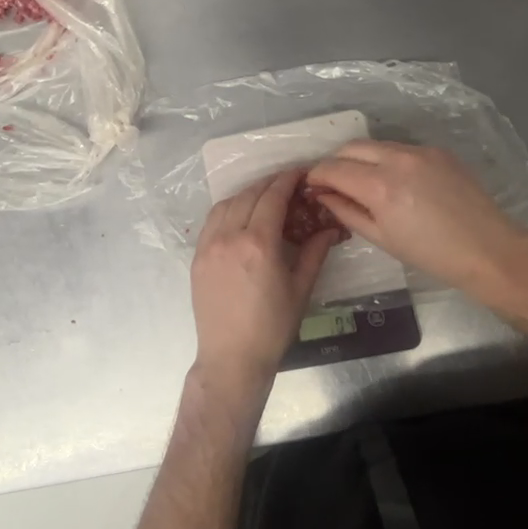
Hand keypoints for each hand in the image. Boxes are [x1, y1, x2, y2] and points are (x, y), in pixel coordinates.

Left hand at [189, 170, 335, 398]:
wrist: (232, 357)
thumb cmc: (272, 327)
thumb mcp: (300, 289)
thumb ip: (314, 252)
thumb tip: (330, 228)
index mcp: (258, 243)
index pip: (272, 197)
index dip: (287, 180)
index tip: (300, 172)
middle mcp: (230, 236)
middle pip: (249, 195)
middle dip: (270, 183)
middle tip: (288, 182)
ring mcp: (209, 245)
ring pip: (227, 203)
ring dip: (247, 193)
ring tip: (265, 196)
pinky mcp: (197, 256)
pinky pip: (212, 220)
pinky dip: (228, 209)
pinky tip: (241, 214)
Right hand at [306, 140, 527, 294]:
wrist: (488, 249)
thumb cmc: (431, 254)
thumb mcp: (381, 238)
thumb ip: (346, 211)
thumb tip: (321, 195)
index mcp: (380, 187)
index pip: (333, 168)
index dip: (316, 175)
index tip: (312, 186)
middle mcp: (396, 159)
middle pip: (350, 147)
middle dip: (335, 162)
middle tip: (333, 183)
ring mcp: (419, 151)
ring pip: (375, 144)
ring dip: (360, 158)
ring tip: (362, 181)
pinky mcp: (437, 151)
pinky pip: (400, 148)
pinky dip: (386, 159)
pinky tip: (394, 181)